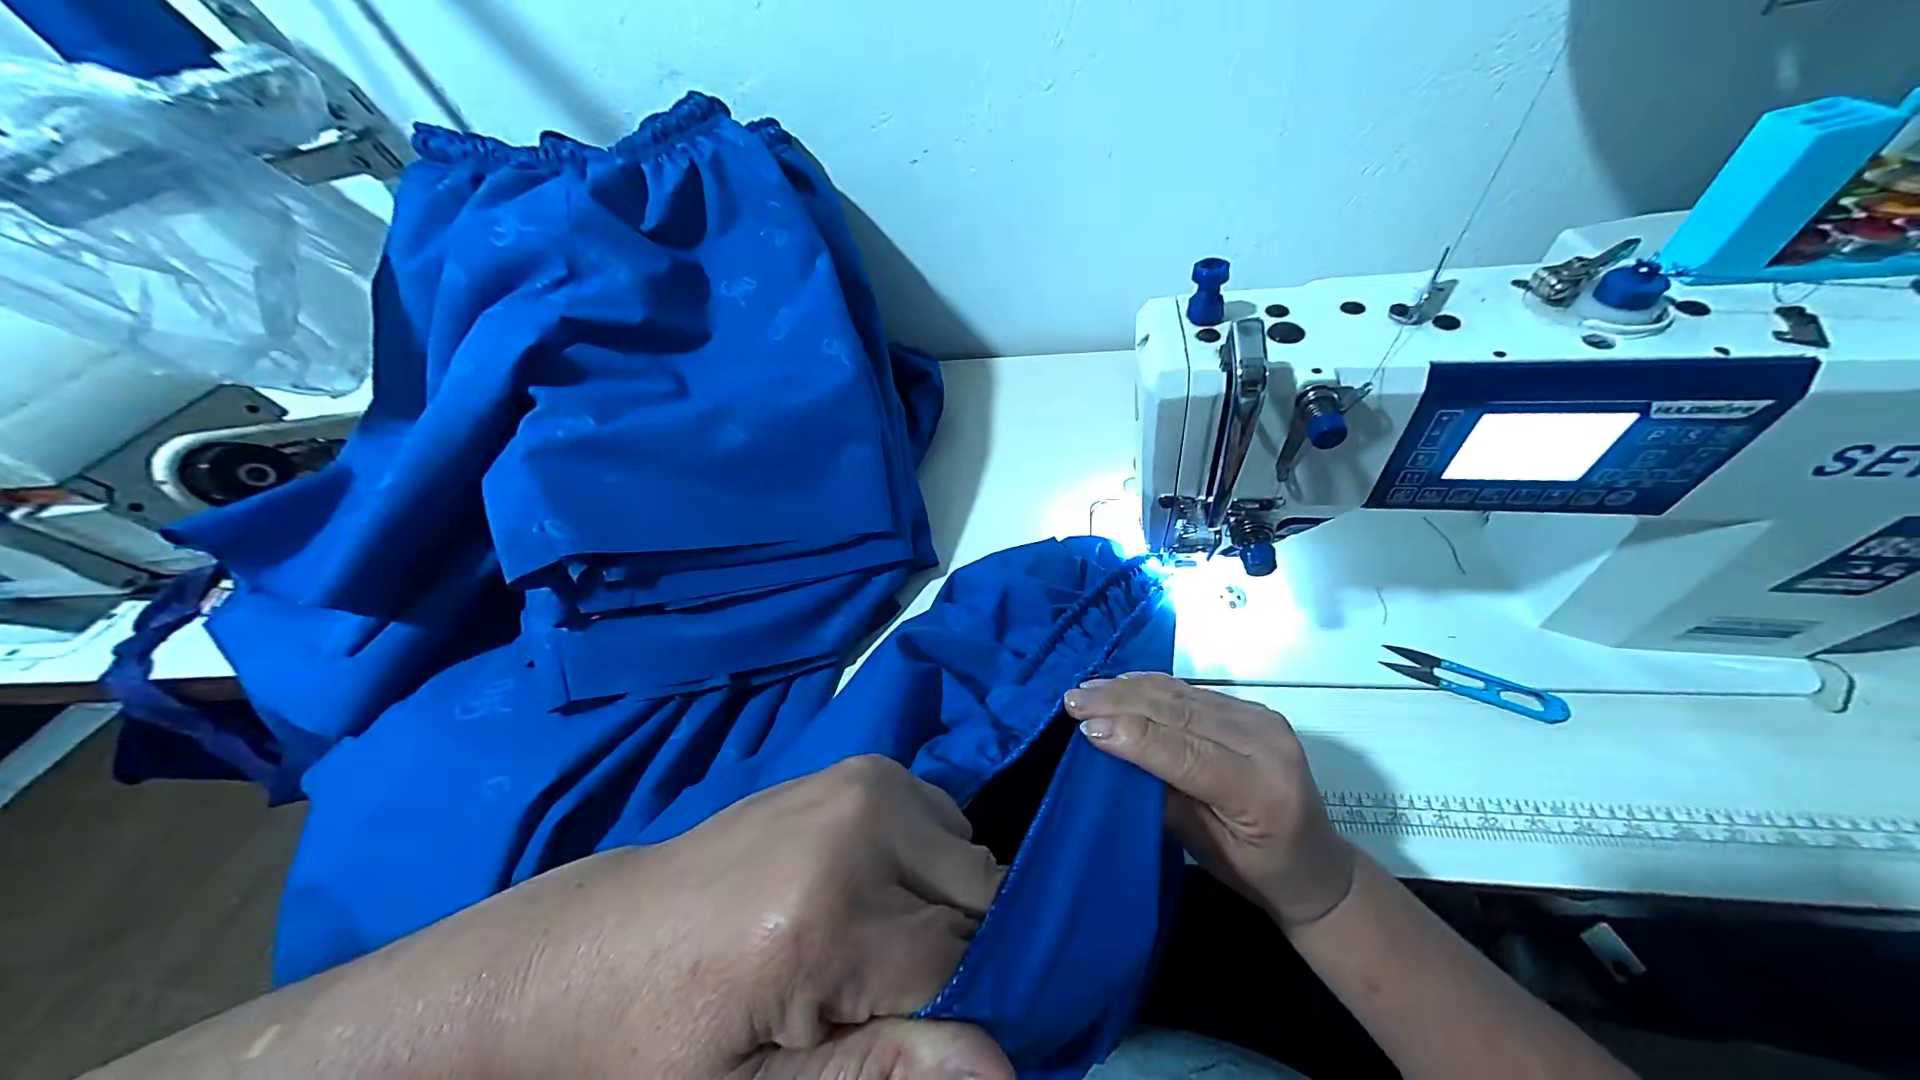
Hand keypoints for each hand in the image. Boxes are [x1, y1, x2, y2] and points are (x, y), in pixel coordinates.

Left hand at [462, 756, 1013, 1079]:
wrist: (593, 947)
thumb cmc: (659, 1043)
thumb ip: (883, 1071)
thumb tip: (1005, 1068)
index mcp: (827, 909)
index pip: (968, 957)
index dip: (966, 1009)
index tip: (918, 1033)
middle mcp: (859, 819)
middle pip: (982, 893)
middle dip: (958, 951)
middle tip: (881, 995)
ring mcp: (861, 780)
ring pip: (969, 854)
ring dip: (946, 906)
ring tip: (869, 945)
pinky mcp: (861, 768)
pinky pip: (942, 820)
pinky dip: (928, 863)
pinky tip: (869, 893)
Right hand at [1064, 674, 1353, 929]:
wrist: (1318, 865)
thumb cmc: (1256, 871)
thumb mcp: (1204, 846)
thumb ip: (1162, 794)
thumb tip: (1110, 751)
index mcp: (1260, 790)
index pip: (1185, 752)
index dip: (1131, 735)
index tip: (1083, 725)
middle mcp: (1266, 743)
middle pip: (1181, 713)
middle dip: (1121, 702)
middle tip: (1073, 698)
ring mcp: (1263, 719)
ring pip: (1184, 694)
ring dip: (1131, 688)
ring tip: (1088, 688)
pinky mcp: (1254, 708)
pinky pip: (1194, 691)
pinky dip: (1153, 686)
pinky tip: (1123, 683)